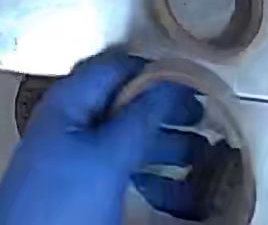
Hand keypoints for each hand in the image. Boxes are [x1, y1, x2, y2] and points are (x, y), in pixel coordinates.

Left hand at [0, 52, 205, 224]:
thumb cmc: (63, 201)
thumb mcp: (107, 157)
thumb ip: (138, 117)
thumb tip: (170, 82)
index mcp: (72, 97)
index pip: (120, 66)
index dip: (156, 71)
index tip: (194, 84)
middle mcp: (71, 115)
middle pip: (124, 99)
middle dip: (164, 109)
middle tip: (204, 120)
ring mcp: (72, 150)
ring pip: (124, 134)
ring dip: (161, 141)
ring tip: (200, 156)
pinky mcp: (77, 182)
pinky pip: (117, 163)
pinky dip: (145, 167)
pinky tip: (171, 186)